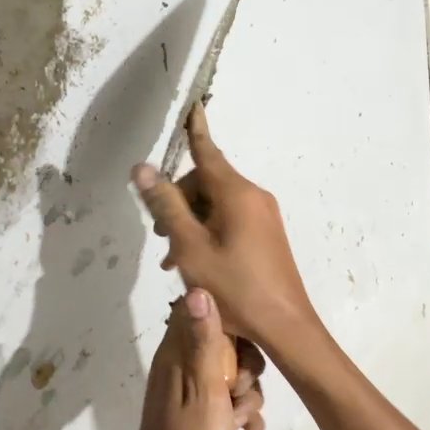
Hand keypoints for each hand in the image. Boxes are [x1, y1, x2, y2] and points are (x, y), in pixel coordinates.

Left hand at [123, 289, 260, 429]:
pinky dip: (243, 421)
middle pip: (229, 345)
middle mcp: (182, 366)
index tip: (245, 346)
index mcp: (176, 354)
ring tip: (240, 423)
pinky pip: (232, 405)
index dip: (233, 322)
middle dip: (247, 369)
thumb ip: (204, 341)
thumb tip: (198, 289)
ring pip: (236, 377)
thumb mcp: (203, 390)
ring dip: (248, 400)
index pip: (205, 311)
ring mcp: (192, 392)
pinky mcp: (202, 414)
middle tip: (241, 392)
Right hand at [132, 105, 319, 351]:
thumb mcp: (191, 248)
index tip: (192, 104)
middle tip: (160, 240)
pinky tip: (193, 264)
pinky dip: (207, 232)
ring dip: (190, 223)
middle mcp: (253, 196)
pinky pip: (229, 219)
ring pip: (215, 204)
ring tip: (173, 261)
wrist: (285, 325)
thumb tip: (143, 169)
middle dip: (178, 202)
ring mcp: (262, 215)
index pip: (207, 151)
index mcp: (236, 193)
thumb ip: (167, 206)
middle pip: (205, 182)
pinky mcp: (266, 234)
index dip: (194, 129)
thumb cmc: (235, 287)